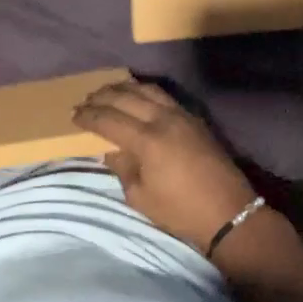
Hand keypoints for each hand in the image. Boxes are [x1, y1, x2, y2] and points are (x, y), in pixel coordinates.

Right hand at [73, 80, 259, 251]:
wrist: (229, 213)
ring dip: (123, 88)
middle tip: (85, 101)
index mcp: (147, 141)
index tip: (73, 116)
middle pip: (125, 97)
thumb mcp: (139, 196)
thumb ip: (122, 168)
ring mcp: (182, 116)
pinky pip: (163, 96)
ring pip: (147, 90)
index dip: (88, 116)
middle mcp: (163, 120)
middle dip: (101, 97)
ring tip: (107, 92)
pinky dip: (144, 92)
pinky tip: (136, 96)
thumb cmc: (180, 211)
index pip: (109, 119)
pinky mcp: (194, 119)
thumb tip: (112, 151)